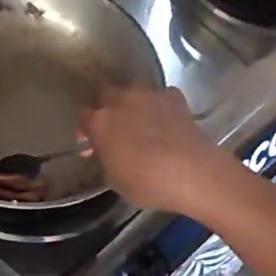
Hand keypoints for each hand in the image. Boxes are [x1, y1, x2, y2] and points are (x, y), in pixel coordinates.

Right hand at [80, 86, 238, 213]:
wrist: (192, 172)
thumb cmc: (147, 182)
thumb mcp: (115, 179)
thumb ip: (106, 157)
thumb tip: (107, 149)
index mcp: (101, 122)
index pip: (82, 117)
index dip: (84, 131)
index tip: (89, 146)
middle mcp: (122, 101)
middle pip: (106, 96)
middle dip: (107, 110)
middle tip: (114, 132)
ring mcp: (150, 95)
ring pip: (133, 93)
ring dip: (132, 106)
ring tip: (140, 125)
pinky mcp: (175, 98)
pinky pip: (160, 96)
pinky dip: (159, 106)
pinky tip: (165, 122)